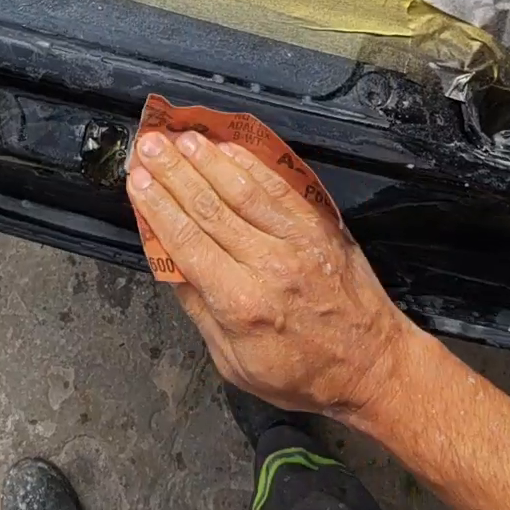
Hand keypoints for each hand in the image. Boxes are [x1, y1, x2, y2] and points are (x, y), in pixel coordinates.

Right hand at [127, 128, 416, 418]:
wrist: (374, 363)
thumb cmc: (302, 373)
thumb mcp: (234, 363)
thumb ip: (198, 308)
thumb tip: (167, 261)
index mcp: (241, 304)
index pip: (187, 242)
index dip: (157, 206)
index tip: (136, 179)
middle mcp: (267, 264)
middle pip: (209, 207)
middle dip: (174, 171)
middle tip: (149, 144)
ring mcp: (296, 239)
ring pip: (242, 188)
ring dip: (208, 159)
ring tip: (181, 136)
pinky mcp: (317, 224)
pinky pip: (278, 186)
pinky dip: (250, 162)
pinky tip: (227, 146)